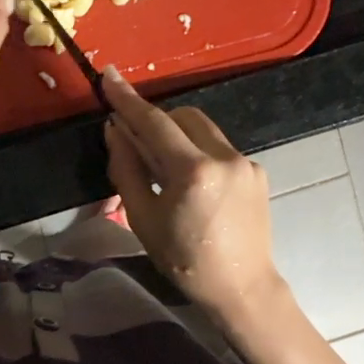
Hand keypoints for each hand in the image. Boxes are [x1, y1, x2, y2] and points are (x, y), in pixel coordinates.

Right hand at [101, 66, 282, 316]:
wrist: (241, 287)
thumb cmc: (185, 261)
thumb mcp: (143, 219)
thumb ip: (126, 169)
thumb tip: (114, 131)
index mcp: (193, 172)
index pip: (153, 123)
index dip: (127, 99)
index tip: (108, 76)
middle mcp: (224, 157)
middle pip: (182, 116)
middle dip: (154, 120)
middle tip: (133, 142)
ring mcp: (245, 162)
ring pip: (202, 128)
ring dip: (177, 134)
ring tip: (162, 166)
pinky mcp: (256, 170)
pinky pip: (218, 147)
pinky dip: (197, 152)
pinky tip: (190, 183)